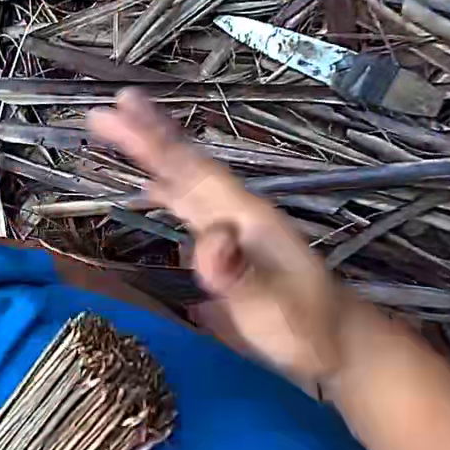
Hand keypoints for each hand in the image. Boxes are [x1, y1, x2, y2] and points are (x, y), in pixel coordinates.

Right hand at [88, 89, 354, 388]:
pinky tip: (156, 189)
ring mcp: (237, 230)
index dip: (159, 140)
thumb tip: (209, 237)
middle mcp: (238, 214)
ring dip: (158, 158)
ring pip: (189, 184)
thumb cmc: (307, 328)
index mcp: (246, 217)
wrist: (338, 342)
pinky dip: (170, 192)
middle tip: (111, 108)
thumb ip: (239, 275)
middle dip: (150, 137)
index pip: (195, 171)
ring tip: (126, 131)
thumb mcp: (273, 307)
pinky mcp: (233, 249)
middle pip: (189, 168)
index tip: (124, 107)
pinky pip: (192, 209)